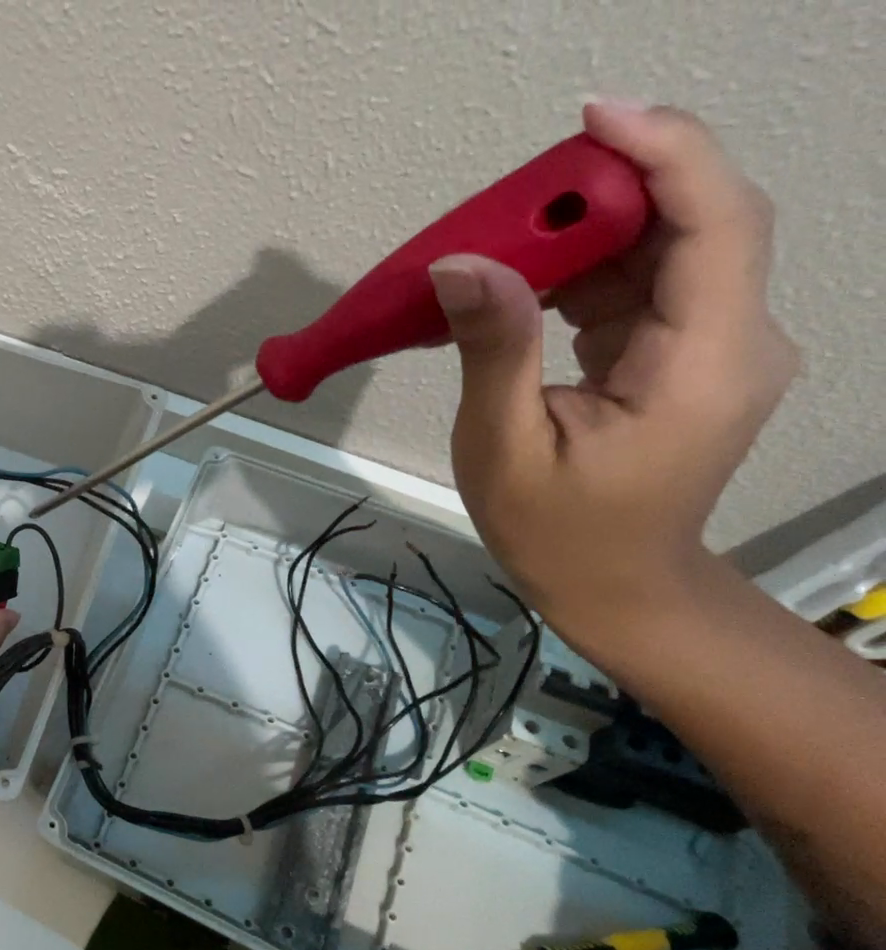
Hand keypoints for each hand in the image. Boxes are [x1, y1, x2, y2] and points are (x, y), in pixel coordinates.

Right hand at [432, 101, 797, 641]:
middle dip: (607, 190)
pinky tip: (517, 285)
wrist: (616, 584)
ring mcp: (713, 343)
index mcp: (705, 362)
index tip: (591, 117)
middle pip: (695, 223)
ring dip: (583, 232)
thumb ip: (494, 349)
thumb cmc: (557, 529)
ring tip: (497, 242)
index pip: (715, 224)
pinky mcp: (683, 351)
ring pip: (664, 249)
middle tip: (512, 196)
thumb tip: (461, 265)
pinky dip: (579, 271)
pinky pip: (640, 284)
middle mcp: (734, 337)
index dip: (664, 154)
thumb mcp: (506, 445)